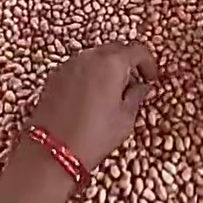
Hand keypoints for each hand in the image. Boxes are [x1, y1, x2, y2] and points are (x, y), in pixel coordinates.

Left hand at [27, 41, 156, 170]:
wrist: (51, 153)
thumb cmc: (94, 136)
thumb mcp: (125, 119)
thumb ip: (137, 95)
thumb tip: (142, 86)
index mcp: (112, 63)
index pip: (138, 50)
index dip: (149, 63)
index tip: (151, 78)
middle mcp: (89, 56)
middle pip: (115, 49)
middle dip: (127, 62)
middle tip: (134, 84)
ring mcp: (69, 64)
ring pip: (95, 57)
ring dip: (107, 68)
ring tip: (111, 93)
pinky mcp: (54, 76)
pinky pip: (78, 67)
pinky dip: (89, 74)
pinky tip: (90, 97)